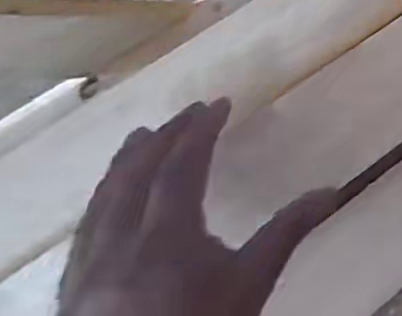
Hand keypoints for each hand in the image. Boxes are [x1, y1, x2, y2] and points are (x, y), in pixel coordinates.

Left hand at [60, 99, 341, 315]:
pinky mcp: (70, 300)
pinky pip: (83, 236)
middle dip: (162, 139)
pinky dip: (100, 203)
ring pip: (99, 206)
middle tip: (188, 112)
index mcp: (164, 238)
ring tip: (138, 140)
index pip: (180, 168)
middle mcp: (117, 249)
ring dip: (123, 166)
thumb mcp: (250, 285)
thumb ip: (286, 232)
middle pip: (133, 179)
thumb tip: (331, 190)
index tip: (220, 104)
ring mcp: (85, 276)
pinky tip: (105, 206)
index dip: (200, 132)